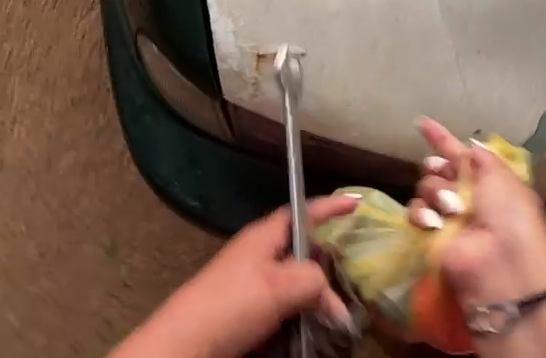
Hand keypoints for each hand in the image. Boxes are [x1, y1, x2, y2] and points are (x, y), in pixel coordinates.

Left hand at [110, 195, 358, 357]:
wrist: (189, 344)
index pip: (303, 211)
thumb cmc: (232, 302)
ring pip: (294, 287)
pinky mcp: (248, 315)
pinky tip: (311, 334)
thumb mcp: (279, 284)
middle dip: (326, 267)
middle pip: (302, 253)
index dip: (330, 205)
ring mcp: (252, 286)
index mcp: (264, 236)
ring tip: (336, 318)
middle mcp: (259, 256)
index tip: (357, 201)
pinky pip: (283, 311)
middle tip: (350, 282)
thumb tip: (333, 295)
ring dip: (314, 301)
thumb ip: (312, 278)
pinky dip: (298, 320)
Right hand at [408, 118, 545, 307]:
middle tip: (442, 172)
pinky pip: (417, 213)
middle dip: (437, 167)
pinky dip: (423, 213)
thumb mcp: (502, 177)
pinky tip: (435, 223)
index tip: (421, 122)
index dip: (441, 138)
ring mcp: (448, 217)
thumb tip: (467, 145)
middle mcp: (466, 197)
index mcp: (487, 181)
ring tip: (451, 208)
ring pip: (425, 188)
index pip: (458, 153)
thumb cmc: (510, 216)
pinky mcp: (432, 237)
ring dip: (435, 191)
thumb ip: (481, 157)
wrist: (505, 267)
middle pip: (438, 169)